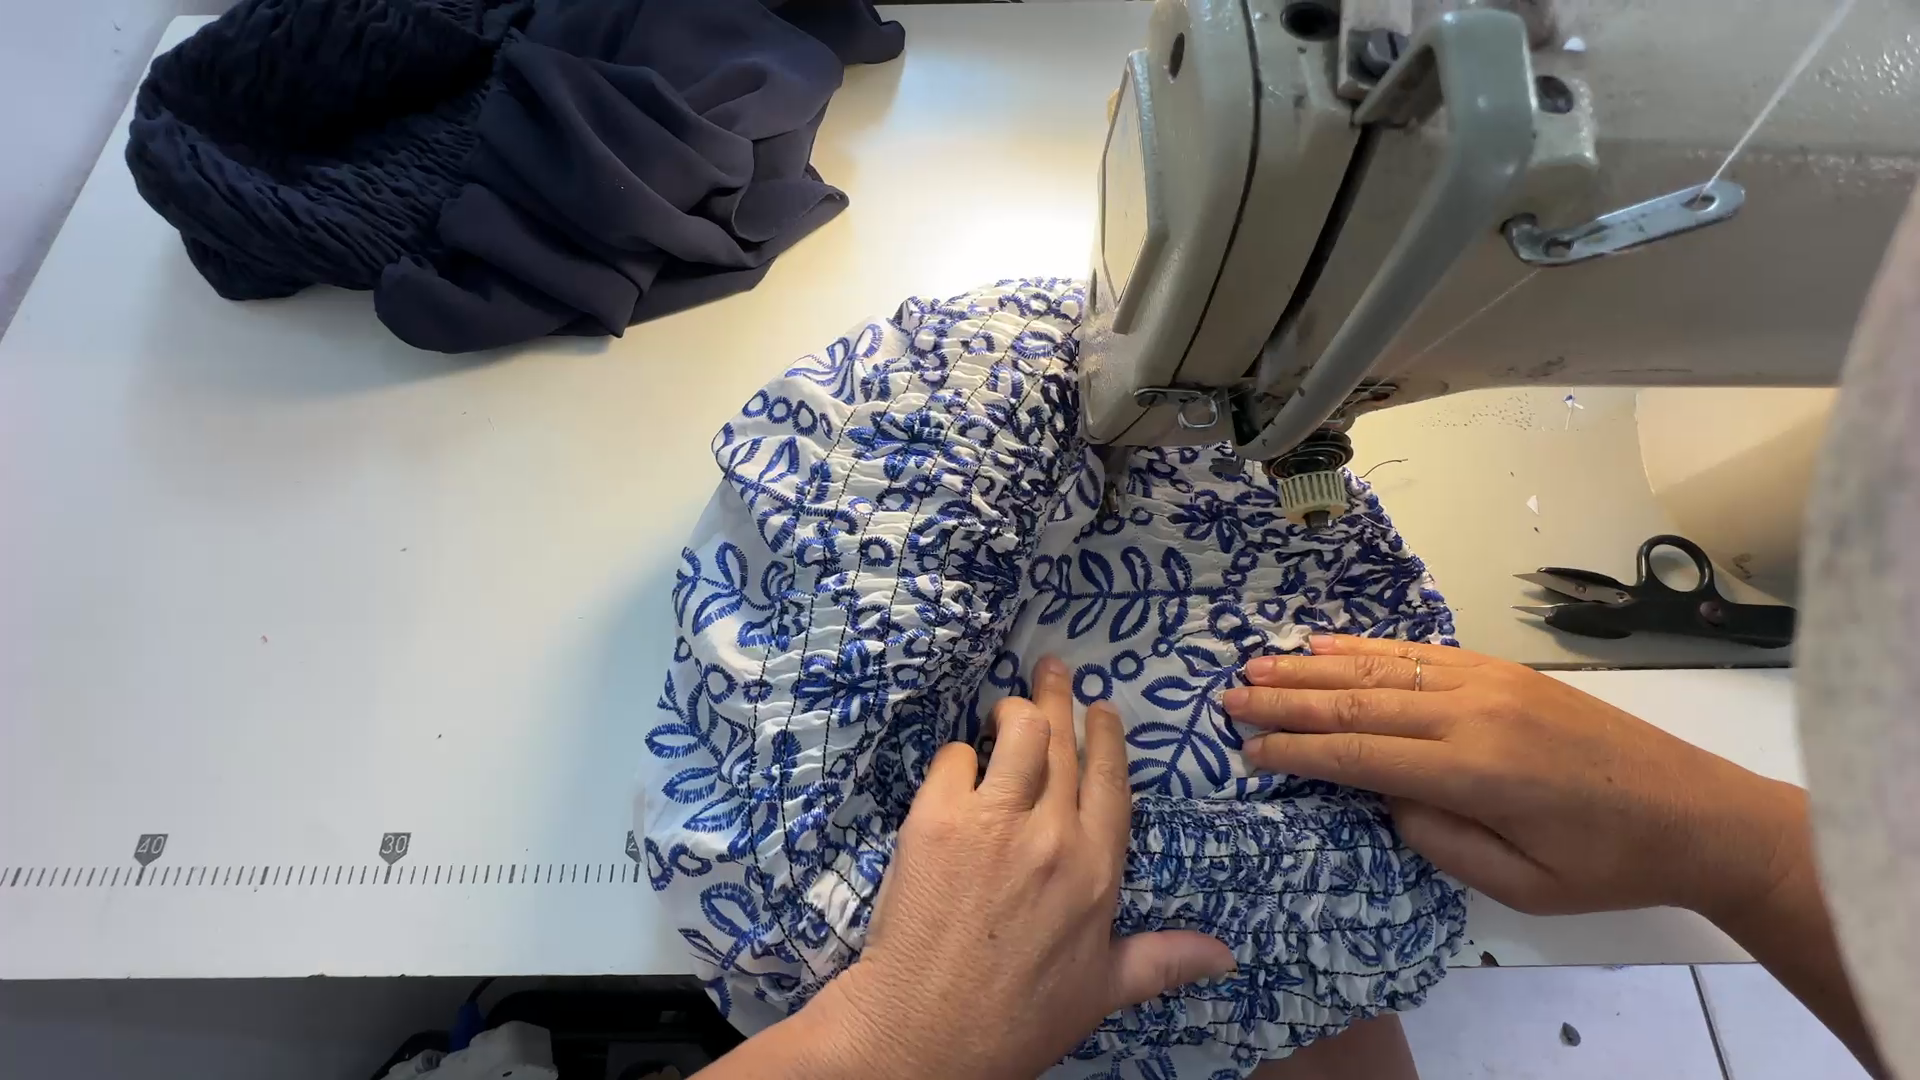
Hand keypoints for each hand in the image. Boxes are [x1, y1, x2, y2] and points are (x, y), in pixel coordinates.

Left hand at [811, 656, 1234, 1079]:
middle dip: (1057, 695)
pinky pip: (954, 757)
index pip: (1111, 780)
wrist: (926, 1034)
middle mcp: (1053, 835)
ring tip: (1003, 708)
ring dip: (1010, 710)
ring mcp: (995, 821)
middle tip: (1051, 668)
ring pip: (1016, 729)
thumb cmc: (1017, 1016)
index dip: (1105, 735)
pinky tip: (958, 768)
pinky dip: (958, 755)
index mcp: (1097, 871)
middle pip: (1062, 740)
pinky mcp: (938, 817)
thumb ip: (1161, 960)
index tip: (1100, 706)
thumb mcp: (1101, 991)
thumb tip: (1225, 955)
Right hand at [1221, 635, 1802, 918]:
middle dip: (1283, 701)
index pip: (1359, 756)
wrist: (1702, 813)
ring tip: (1255, 665)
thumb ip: (1435, 838)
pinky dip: (1358, 646)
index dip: (1297, 752)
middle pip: (1353, 704)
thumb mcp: (1519, 884)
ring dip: (1307, 667)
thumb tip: (1380, 792)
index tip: (1249, 750)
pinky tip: (1319, 642)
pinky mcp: (1495, 666)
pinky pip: (1412, 650)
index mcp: (1475, 773)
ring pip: (1374, 669)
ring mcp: (1482, 680)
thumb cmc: (1607, 863)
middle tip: (1228, 698)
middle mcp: (1469, 714)